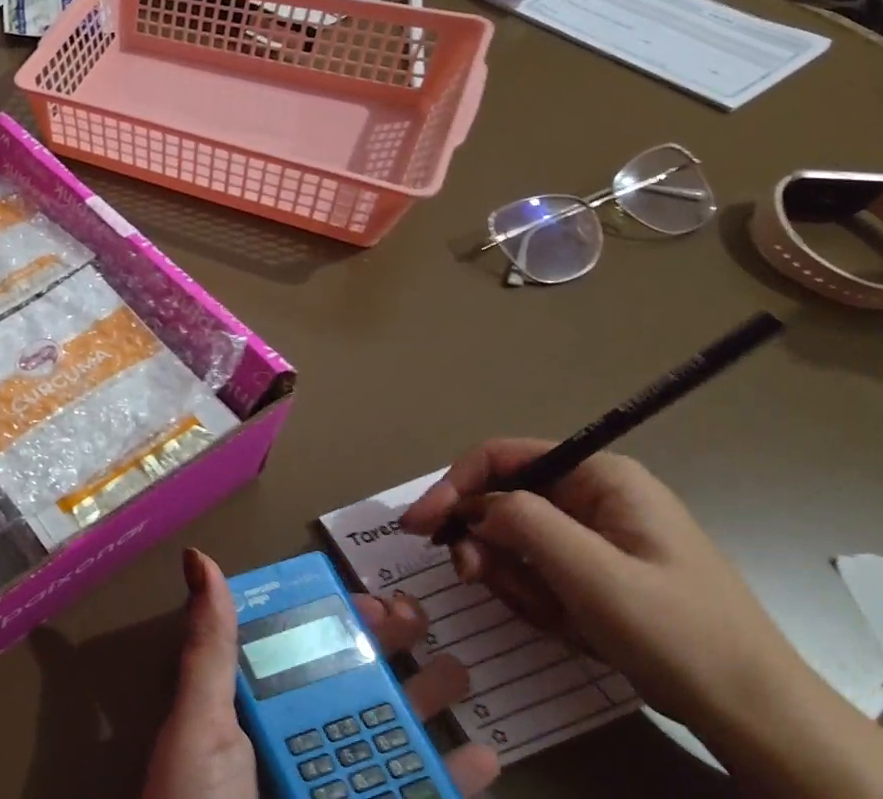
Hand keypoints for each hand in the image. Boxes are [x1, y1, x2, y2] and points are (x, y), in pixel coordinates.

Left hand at [142, 549, 498, 798]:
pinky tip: (483, 757)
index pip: (291, 656)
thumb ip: (211, 648)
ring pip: (386, 740)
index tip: (363, 599)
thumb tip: (198, 557)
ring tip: (459, 670)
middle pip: (345, 690)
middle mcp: (292, 748)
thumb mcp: (201, 724)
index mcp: (247, 716)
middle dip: (383, 652)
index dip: (325, 625)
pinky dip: (450, 780)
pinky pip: (415, 798)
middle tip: (417, 617)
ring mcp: (332, 790)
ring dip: (425, 705)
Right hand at [396, 438, 786, 729]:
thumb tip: (471, 508)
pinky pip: (534, 571)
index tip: (419, 526)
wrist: (750, 712)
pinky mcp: (594, 574)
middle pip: (501, 500)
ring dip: (511, 578)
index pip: (500, 457)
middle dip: (483, 541)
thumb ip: (522, 522)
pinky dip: (534, 598)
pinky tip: (565, 625)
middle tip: (473, 578)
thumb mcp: (591, 572)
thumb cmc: (675, 632)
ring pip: (511, 540)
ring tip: (546, 614)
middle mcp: (594, 497)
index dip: (452, 486)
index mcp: (600, 478)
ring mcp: (595, 537)